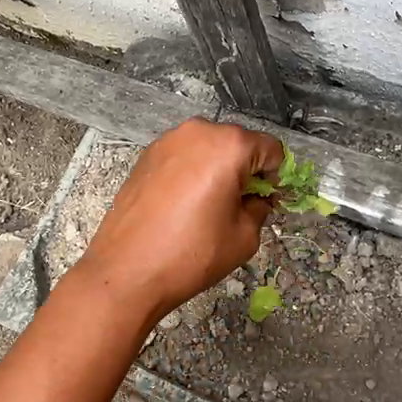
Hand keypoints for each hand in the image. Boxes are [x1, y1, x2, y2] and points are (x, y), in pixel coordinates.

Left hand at [69, 119, 282, 325]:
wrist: (127, 270)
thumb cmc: (191, 253)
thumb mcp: (244, 237)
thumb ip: (260, 208)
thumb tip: (258, 198)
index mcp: (228, 145)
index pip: (271, 149)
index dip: (274, 176)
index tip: (265, 201)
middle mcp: (198, 131)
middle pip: (238, 143)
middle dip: (244, 170)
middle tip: (237, 207)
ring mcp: (168, 140)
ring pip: (208, 148)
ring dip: (217, 170)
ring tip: (206, 208)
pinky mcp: (147, 154)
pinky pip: (183, 156)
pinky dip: (191, 172)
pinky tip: (182, 205)